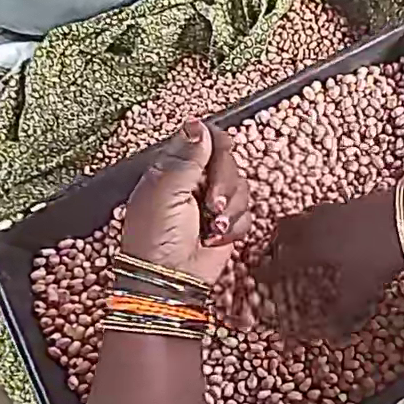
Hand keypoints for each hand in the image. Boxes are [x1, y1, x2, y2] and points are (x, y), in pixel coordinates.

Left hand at [121, 120, 251, 284]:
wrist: (169, 278)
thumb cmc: (156, 239)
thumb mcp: (166, 191)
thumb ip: (186, 157)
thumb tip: (197, 124)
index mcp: (174, 168)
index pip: (203, 139)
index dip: (215, 144)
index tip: (219, 154)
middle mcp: (195, 182)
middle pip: (228, 162)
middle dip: (226, 183)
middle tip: (213, 204)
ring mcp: (213, 204)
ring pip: (242, 188)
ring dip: (230, 210)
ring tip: (212, 227)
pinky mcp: (228, 224)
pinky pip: (247, 214)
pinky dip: (234, 227)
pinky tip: (216, 238)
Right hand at [266, 189, 403, 332]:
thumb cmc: (377, 256)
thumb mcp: (359, 291)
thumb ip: (342, 314)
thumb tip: (332, 338)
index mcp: (310, 246)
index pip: (280, 261)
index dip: (268, 272)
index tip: (258, 277)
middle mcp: (316, 224)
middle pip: (285, 229)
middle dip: (277, 242)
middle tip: (277, 253)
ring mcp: (335, 208)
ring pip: (306, 216)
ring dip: (299, 228)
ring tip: (303, 241)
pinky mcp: (353, 201)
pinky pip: (328, 211)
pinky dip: (324, 221)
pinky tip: (337, 231)